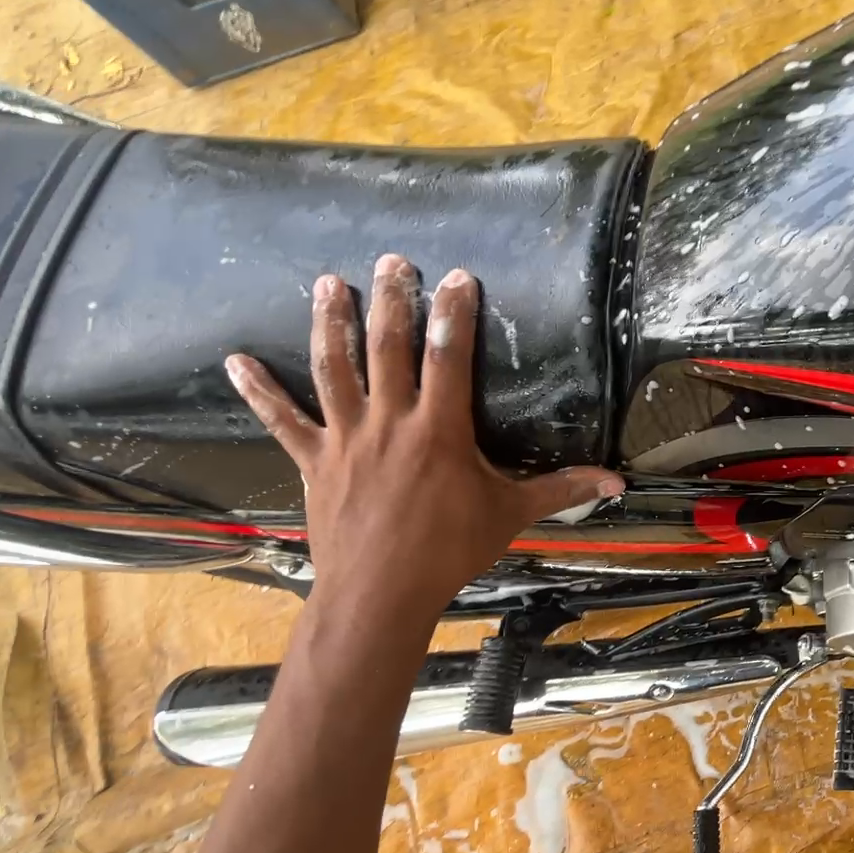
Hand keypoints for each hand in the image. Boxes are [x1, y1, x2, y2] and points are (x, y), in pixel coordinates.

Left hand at [225, 254, 623, 617]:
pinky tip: (236, 361)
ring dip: (330, 324)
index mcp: (439, 430)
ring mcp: (346, 438)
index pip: (448, 357)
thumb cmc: (452, 549)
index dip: (454, 313)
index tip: (455, 276)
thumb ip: (563, 490)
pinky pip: (283, 421)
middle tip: (391, 261)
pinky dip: (259, 391)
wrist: (381, 591)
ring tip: (327, 283)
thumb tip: (617, 481)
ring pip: (334, 370)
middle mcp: (389, 422)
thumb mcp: (514, 514)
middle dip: (390, 300)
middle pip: (386, 349)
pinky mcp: (315, 461)